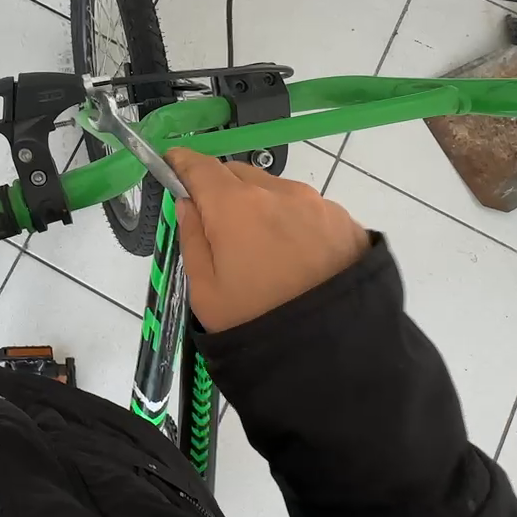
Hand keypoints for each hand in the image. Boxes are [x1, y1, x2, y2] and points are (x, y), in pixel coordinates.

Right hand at [165, 148, 369, 332]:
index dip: (182, 162)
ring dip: (260, 206)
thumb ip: (192, 238)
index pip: (200, 166)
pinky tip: (297, 258)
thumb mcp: (205, 290)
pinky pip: (306, 208)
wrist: (334, 353)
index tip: (172, 165)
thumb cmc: (256, 321)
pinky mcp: (344, 219)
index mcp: (234, 205)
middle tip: (218, 226)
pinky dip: (293, 221)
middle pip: (237, 174)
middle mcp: (276, 191)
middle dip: (221, 190)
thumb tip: (188, 203)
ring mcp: (315, 203)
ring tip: (264, 250)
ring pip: (274, 190)